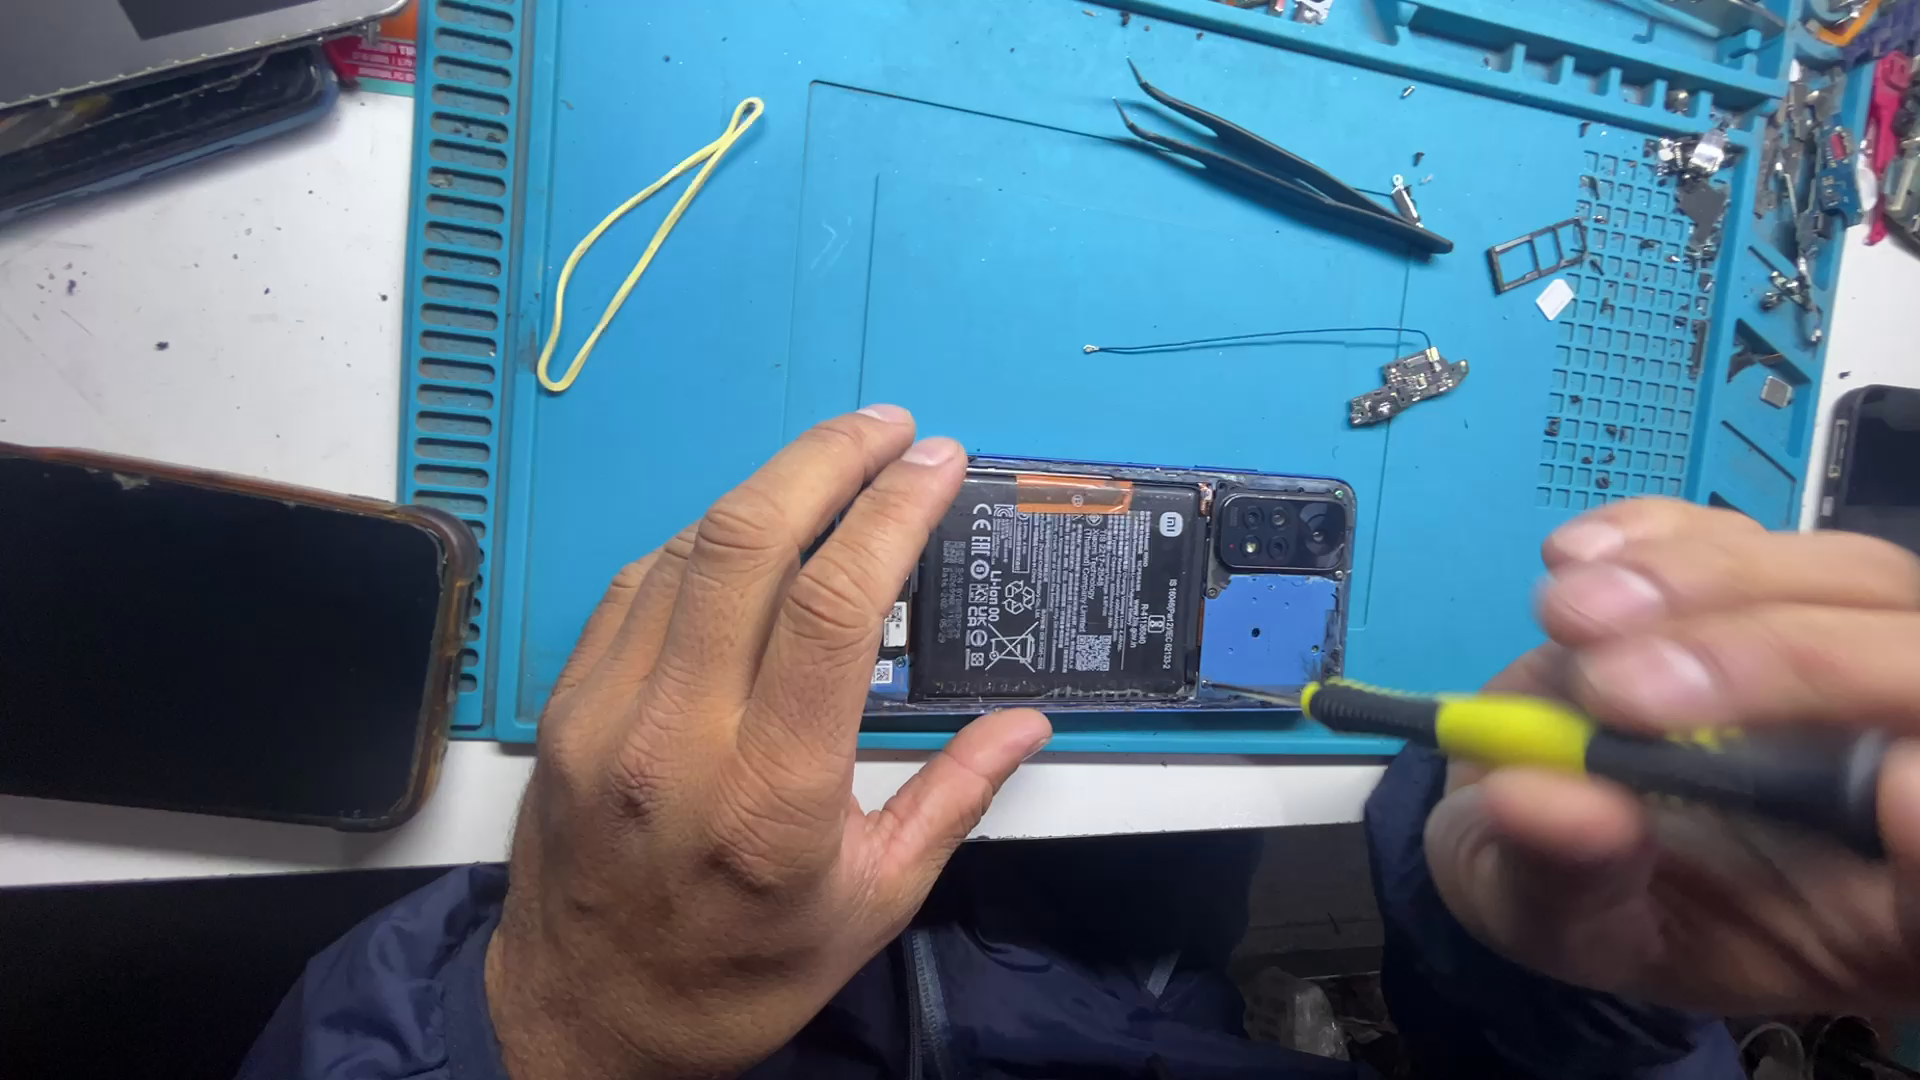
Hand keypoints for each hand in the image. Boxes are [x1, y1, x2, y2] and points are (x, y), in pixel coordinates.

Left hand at [483, 407, 1051, 1078]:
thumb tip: (1028, 723)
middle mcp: (677, 732)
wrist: (579, 1021)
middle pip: (749, 541)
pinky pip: (644, 578)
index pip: (836, 606)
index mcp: (773, 791)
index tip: (936, 464)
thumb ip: (957, 797)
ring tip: (837, 469)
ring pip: (693, 546)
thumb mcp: (874, 901)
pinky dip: (712, 536)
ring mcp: (605, 705)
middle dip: (828, 456)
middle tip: (888, 428)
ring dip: (773, 487)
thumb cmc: (743, 970)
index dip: (893, 512)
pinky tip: (756, 533)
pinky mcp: (565, 697)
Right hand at [1422, 498, 1919, 1015]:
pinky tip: (1573, 559)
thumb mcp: (1538, 921)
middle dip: (1784, 662)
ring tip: (1563, 617)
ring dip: (1698, 581)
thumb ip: (1559, 880)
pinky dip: (1655, 530)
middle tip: (1610, 688)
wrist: (1509, 809)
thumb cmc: (1547, 890)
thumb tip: (1559, 804)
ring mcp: (1814, 669)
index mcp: (1891, 899)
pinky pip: (1735, 529)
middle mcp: (1886, 770)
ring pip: (1848, 580)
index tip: (1886, 795)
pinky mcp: (1726, 595)